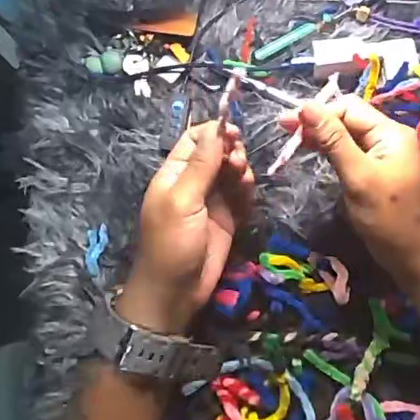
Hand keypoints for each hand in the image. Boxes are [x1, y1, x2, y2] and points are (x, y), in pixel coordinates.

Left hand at [116, 121, 254, 333]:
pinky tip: (248, 194)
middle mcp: (194, 181)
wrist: (176, 292)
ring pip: (232, 171)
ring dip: (242, 170)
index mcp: (174, 172)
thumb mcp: (183, 201)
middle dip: (232, 151)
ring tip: (243, 181)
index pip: (195, 138)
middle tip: (238, 163)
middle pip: (218, 152)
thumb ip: (201, 164)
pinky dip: (247, 190)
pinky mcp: (228, 217)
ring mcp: (212, 199)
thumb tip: (216, 127)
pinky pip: (241, 194)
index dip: (215, 132)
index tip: (234, 133)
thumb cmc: (171, 243)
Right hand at [280, 97, 419, 284]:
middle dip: (317, 121)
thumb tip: (306, 105)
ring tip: (293, 139)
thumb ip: (333, 140)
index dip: (317, 112)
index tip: (287, 124)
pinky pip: (352, 150)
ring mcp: (385, 154)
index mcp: (390, 132)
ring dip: (321, 135)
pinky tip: (314, 152)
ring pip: (348, 134)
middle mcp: (390, 137)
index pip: (348, 107)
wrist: (418, 259)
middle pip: (348, 118)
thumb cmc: (389, 218)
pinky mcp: (379, 170)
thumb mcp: (358, 177)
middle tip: (284, 130)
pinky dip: (332, 150)